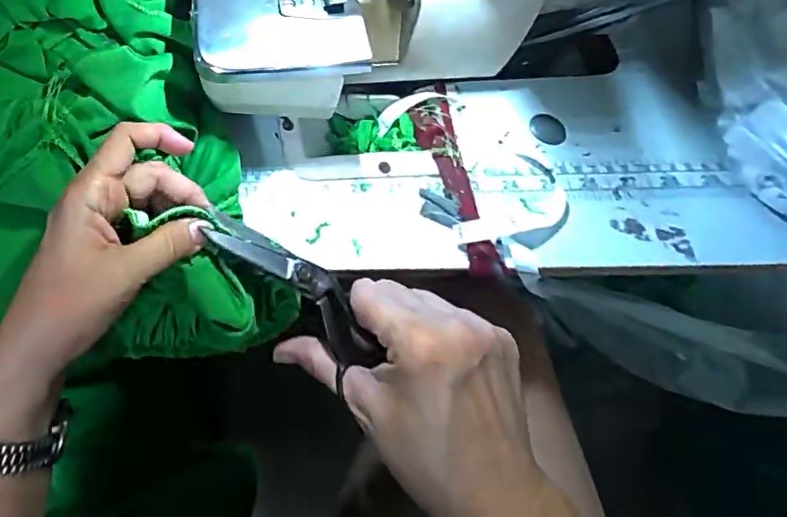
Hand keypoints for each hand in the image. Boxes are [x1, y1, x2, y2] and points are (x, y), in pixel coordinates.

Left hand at [0, 122, 210, 440]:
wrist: (33, 351)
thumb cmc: (71, 304)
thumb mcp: (125, 272)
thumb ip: (168, 244)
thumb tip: (205, 226)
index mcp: (90, 190)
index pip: (124, 140)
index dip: (159, 135)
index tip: (191, 150)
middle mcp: (93, 195)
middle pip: (143, 173)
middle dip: (177, 189)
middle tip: (206, 220)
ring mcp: (96, 218)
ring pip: (144, 198)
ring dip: (171, 210)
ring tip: (197, 233)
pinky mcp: (101, 239)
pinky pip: (137, 220)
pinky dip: (160, 227)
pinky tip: (179, 242)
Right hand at [275, 280, 572, 516]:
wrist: (498, 496)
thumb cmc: (426, 457)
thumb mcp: (368, 410)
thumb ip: (324, 364)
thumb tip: (283, 347)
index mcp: (421, 339)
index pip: (368, 290)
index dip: (357, 316)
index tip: (363, 346)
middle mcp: (456, 322)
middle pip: (397, 289)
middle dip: (384, 316)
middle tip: (387, 359)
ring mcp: (485, 326)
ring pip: (426, 297)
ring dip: (413, 319)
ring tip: (418, 362)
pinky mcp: (502, 335)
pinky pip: (456, 312)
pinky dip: (443, 329)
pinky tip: (446, 363)